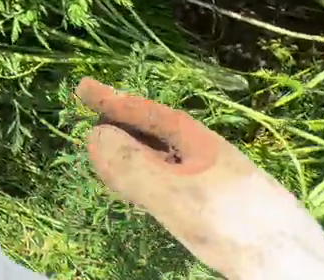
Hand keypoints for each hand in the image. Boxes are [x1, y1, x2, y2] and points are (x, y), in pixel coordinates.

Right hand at [75, 78, 323, 279]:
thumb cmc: (242, 233)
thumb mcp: (180, 198)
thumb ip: (133, 166)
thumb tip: (94, 136)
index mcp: (206, 146)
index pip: (152, 113)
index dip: (115, 100)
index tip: (82, 89)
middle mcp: (216, 162)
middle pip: (160, 136)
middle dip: (124, 129)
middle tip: (92, 129)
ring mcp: (227, 191)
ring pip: (171, 164)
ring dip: (139, 159)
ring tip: (114, 168)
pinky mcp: (232, 221)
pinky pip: (181, 188)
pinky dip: (154, 185)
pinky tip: (151, 201)